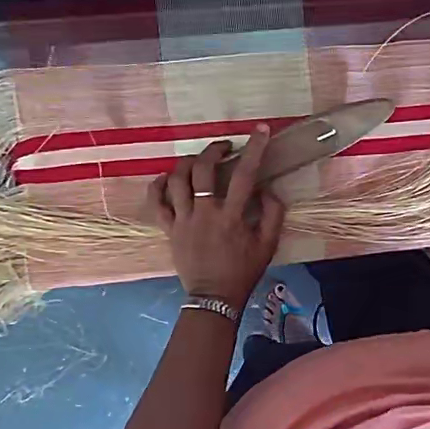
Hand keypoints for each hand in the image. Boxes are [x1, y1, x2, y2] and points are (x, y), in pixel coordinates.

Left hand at [148, 127, 286, 309]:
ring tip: (198, 160)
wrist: (214, 298)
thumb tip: (268, 189)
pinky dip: (158, 186)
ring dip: (188, 163)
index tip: (260, 130)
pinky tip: (166, 177)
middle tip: (224, 147)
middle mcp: (205, 213)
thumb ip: (273, 214)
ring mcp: (183, 220)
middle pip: (204, 170)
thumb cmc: (242, 271)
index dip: (254, 149)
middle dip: (214, 150)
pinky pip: (156, 202)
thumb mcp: (268, 246)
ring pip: (177, 180)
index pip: (244, 175)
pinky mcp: (168, 229)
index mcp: (232, 217)